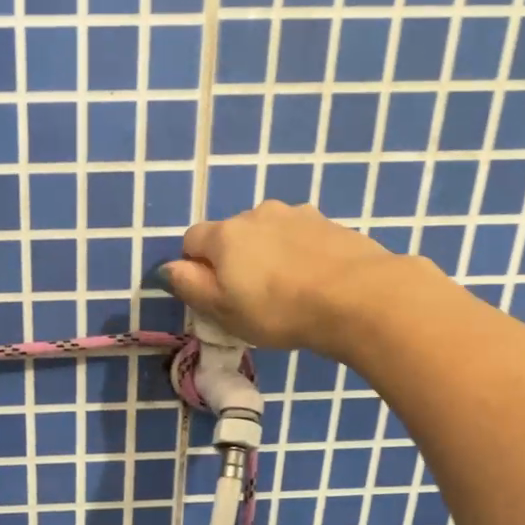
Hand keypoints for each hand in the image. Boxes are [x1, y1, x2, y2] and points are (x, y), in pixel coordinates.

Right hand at [160, 201, 410, 354]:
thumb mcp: (222, 309)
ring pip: (269, 235)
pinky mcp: (330, 225)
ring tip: (285, 291)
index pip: (192, 240)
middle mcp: (258, 214)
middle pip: (232, 235)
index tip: (211, 296)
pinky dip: (298, 256)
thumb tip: (168, 268)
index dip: (194, 267)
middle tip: (249, 299)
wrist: (356, 297)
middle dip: (234, 260)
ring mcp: (298, 215)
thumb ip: (190, 286)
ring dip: (268, 256)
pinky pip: (301, 240)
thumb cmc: (277, 310)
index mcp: (225, 235)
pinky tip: (312, 283)